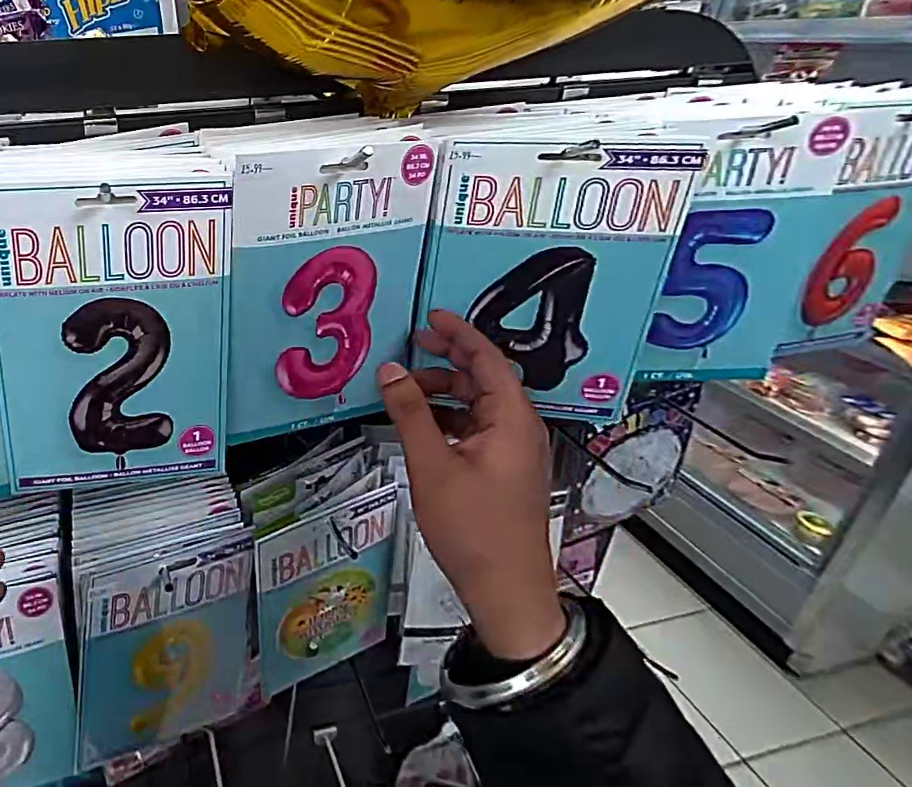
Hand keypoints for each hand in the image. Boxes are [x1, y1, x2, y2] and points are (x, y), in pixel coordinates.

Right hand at [378, 309, 565, 660]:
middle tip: (413, 345)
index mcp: (512, 418)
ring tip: (407, 392)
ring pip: (477, 404)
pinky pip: (476, 428)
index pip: (487, 358)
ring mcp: (513, 450)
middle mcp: (519, 428)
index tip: (432, 316)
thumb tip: (391, 371)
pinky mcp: (503, 469)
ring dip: (444, 392)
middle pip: (483, 378)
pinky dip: (448, 418)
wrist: (507, 594)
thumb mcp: (432, 465)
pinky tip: (422, 424)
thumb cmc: (475, 530)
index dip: (459, 332)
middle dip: (447, 360)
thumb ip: (410, 413)